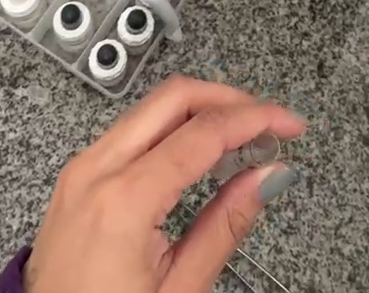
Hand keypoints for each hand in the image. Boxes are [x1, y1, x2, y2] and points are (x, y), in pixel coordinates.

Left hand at [24, 76, 305, 292]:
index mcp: (123, 199)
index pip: (203, 131)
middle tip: (269, 122)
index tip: (289, 124)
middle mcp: (96, 168)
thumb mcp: (178, 292)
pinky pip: (133, 128)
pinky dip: (174, 127)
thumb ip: (226, 225)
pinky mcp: (78, 176)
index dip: (255, 118)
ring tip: (243, 138)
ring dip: (202, 110)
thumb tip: (268, 175)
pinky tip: (201, 151)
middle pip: (175, 96)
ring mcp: (82, 168)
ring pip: (153, 106)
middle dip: (230, 99)